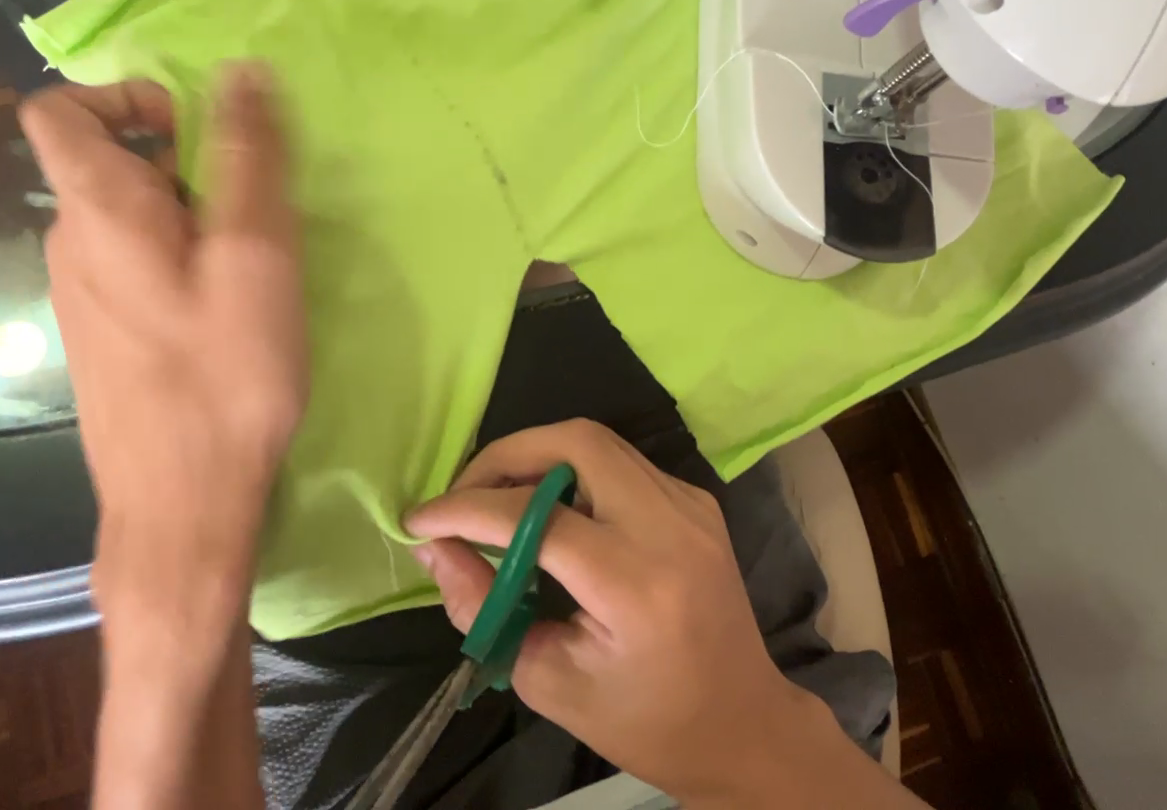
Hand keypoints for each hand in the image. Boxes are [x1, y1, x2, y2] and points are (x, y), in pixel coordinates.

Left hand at [20, 63, 305, 637]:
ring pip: (132, 220)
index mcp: (95, 212)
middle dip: (186, 167)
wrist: (183, 503)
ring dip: (194, 220)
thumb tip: (241, 71)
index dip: (125, 97)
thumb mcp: (255, 255)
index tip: (195, 135)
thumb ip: (248, 158)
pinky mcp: (104, 338)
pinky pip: (138, 268)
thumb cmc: (224, 374)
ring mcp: (81, 298)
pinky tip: (228, 319)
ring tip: (252, 273)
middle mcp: (70, 246)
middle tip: (254, 219)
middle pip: (110, 164)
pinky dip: (183, 264)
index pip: (60, 110)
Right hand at [404, 421, 875, 806]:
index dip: (468, 508)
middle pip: (576, 442)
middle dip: (506, 456)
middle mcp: (670, 524)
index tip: (421, 520)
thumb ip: (484, 610)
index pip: (537, 516)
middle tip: (463, 494)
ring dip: (536, 456)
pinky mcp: (695, 500)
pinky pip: (619, 461)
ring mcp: (689, 504)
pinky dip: (571, 469)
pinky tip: (548, 508)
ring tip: (495, 498)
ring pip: (598, 441)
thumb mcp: (550, 681)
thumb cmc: (646, 722)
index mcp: (636, 583)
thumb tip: (434, 550)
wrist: (745, 724)